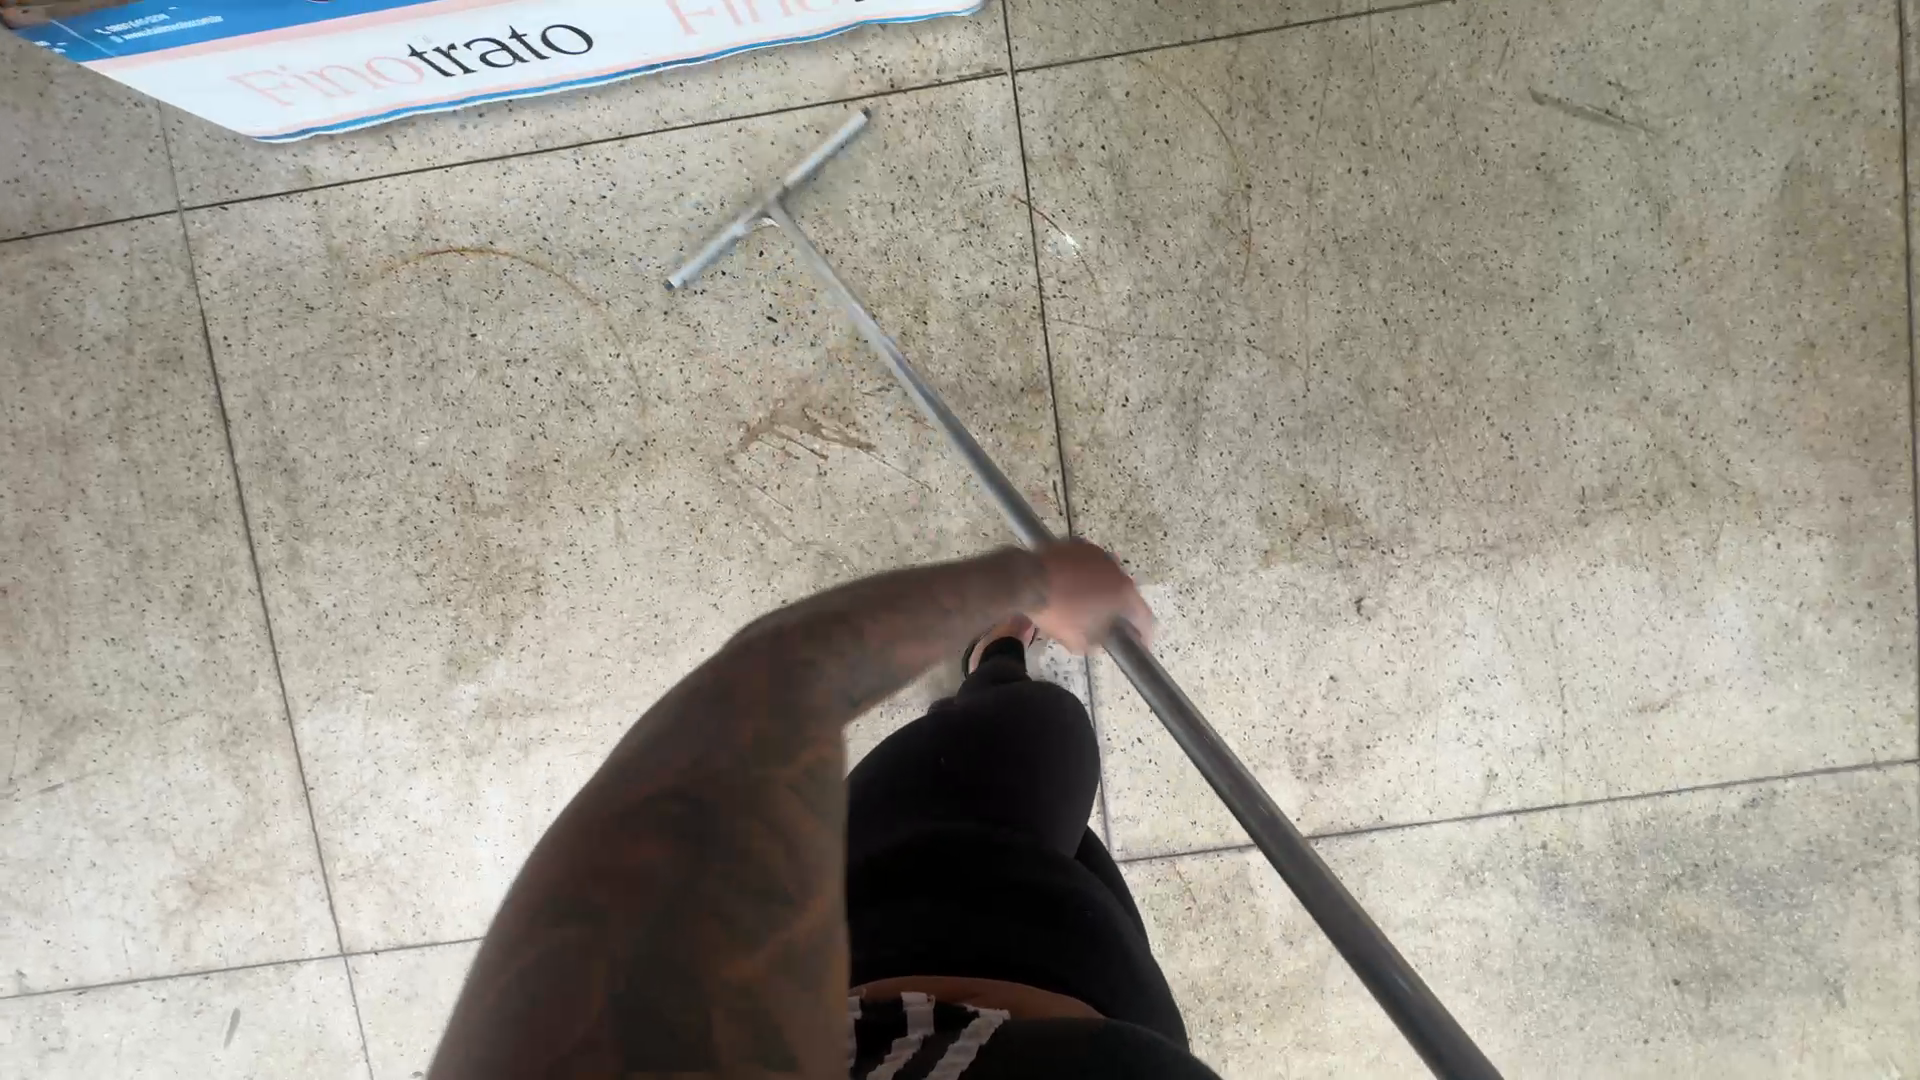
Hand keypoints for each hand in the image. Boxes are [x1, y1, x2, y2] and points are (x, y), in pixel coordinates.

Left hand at [1027, 539, 1154, 654]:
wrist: (1027, 579)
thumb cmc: (1057, 612)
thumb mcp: (1080, 642)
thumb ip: (1099, 642)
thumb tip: (1101, 638)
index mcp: (1124, 593)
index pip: (1145, 618)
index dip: (1144, 635)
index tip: (1140, 645)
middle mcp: (1116, 569)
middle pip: (1126, 595)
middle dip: (1119, 611)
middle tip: (1108, 625)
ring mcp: (1097, 554)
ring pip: (1106, 577)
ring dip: (1101, 591)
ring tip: (1084, 604)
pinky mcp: (1077, 544)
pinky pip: (1087, 565)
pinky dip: (1083, 576)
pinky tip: (1069, 586)